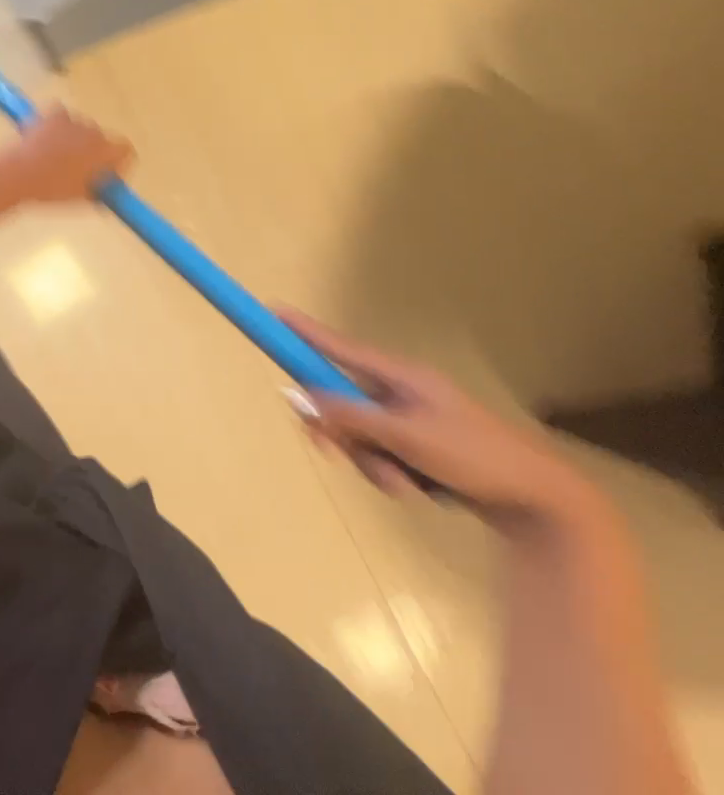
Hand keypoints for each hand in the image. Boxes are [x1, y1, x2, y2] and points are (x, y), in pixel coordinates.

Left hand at [12, 109, 133, 203]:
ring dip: (73, 137)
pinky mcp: (53, 114)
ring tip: (53, 154)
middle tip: (75, 166)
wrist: (19, 174)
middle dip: (91, 150)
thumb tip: (99, 191)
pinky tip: (45, 136)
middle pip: (100, 138)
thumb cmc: (51, 189)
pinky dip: (56, 123)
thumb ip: (95, 191)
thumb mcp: (78, 197)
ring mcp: (73, 121)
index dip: (117, 162)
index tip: (106, 173)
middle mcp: (95, 132)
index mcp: (106, 152)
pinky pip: (60, 115)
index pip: (125, 150)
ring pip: (80, 127)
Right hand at [282, 312, 598, 529]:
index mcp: (403, 378)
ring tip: (402, 482)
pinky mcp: (418, 446)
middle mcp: (402, 393)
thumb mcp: (405, 437)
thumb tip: (297, 395)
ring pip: (356, 434)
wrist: (541, 502)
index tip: (273, 312)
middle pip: (339, 400)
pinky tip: (416, 487)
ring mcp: (410, 420)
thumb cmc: (476, 458)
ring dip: (368, 462)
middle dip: (338, 432)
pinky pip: (377, 454)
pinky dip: (387, 472)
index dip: (304, 332)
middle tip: (333, 452)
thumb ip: (348, 418)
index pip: (340, 348)